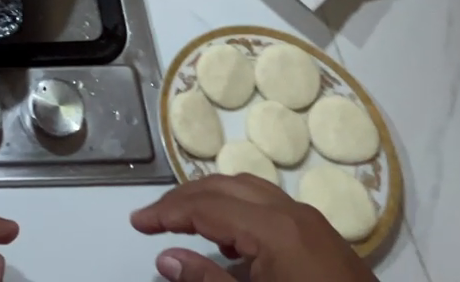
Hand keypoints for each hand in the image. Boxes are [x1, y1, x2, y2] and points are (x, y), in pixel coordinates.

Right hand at [131, 176, 376, 281]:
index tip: (136, 223)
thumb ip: (209, 281)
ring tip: (184, 220)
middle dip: (185, 199)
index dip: (167, 212)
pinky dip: (239, 208)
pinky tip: (230, 238)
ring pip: (247, 188)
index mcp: (274, 229)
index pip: (206, 207)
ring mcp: (311, 221)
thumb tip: (165, 256)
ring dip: (212, 198)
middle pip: (223, 186)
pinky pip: (269, 204)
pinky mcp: (323, 236)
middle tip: (153, 218)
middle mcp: (291, 212)